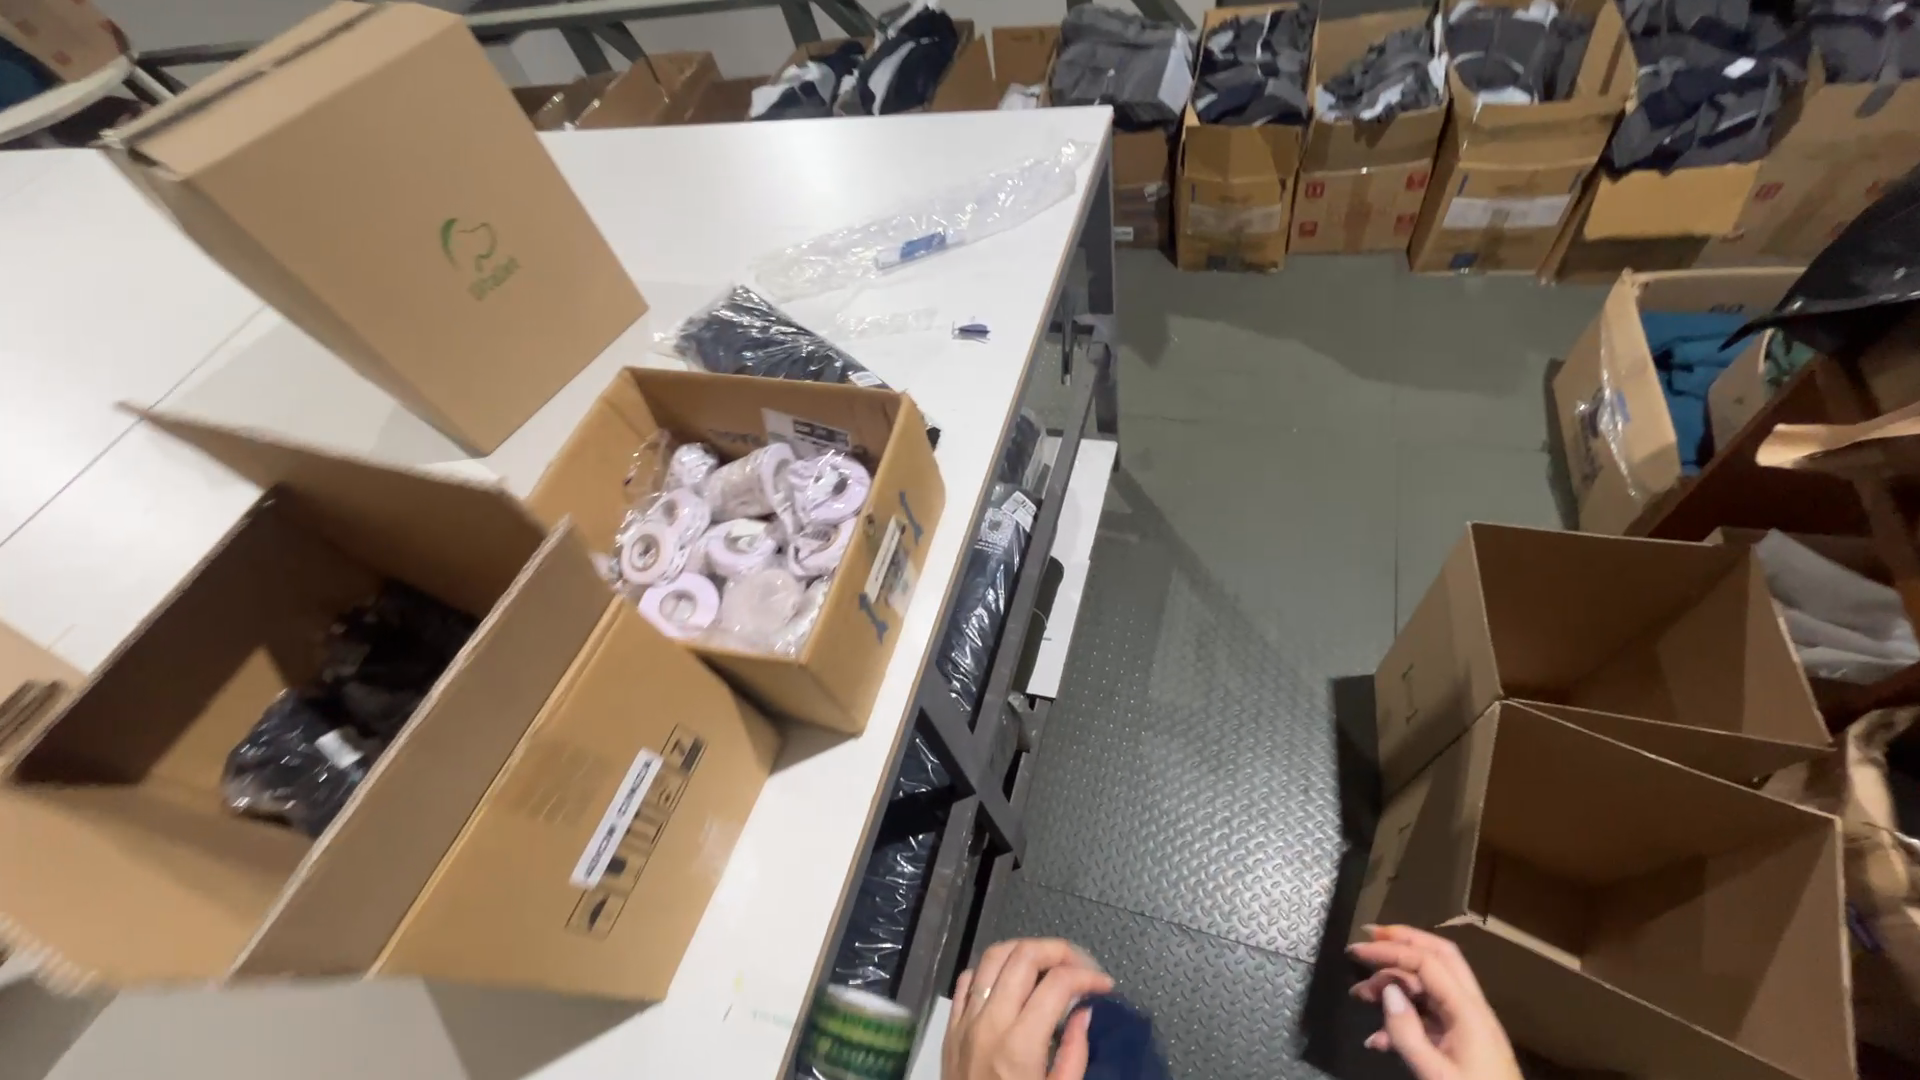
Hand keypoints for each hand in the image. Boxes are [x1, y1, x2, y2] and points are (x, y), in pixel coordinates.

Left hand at [943, 937, 1113, 1079]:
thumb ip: (1075, 1053)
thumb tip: (1082, 1010)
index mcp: (1019, 1045)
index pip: (1057, 984)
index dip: (1087, 976)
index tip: (1105, 985)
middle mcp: (989, 1022)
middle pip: (1023, 956)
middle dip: (1058, 951)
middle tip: (1081, 965)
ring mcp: (965, 1020)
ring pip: (993, 955)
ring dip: (1024, 950)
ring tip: (1049, 962)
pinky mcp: (951, 1026)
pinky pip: (969, 978)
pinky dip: (992, 969)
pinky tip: (1010, 980)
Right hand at [1347, 925, 1523, 1079]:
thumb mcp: (1435, 1074)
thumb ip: (1406, 1032)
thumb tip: (1387, 991)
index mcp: (1467, 1011)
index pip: (1426, 961)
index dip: (1390, 949)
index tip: (1357, 951)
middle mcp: (1471, 1007)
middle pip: (1440, 955)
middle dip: (1403, 940)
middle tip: (1369, 936)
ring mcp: (1468, 1022)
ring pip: (1431, 982)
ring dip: (1394, 981)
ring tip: (1360, 995)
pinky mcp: (1463, 1038)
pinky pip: (1429, 1011)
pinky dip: (1403, 1012)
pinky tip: (1379, 1039)